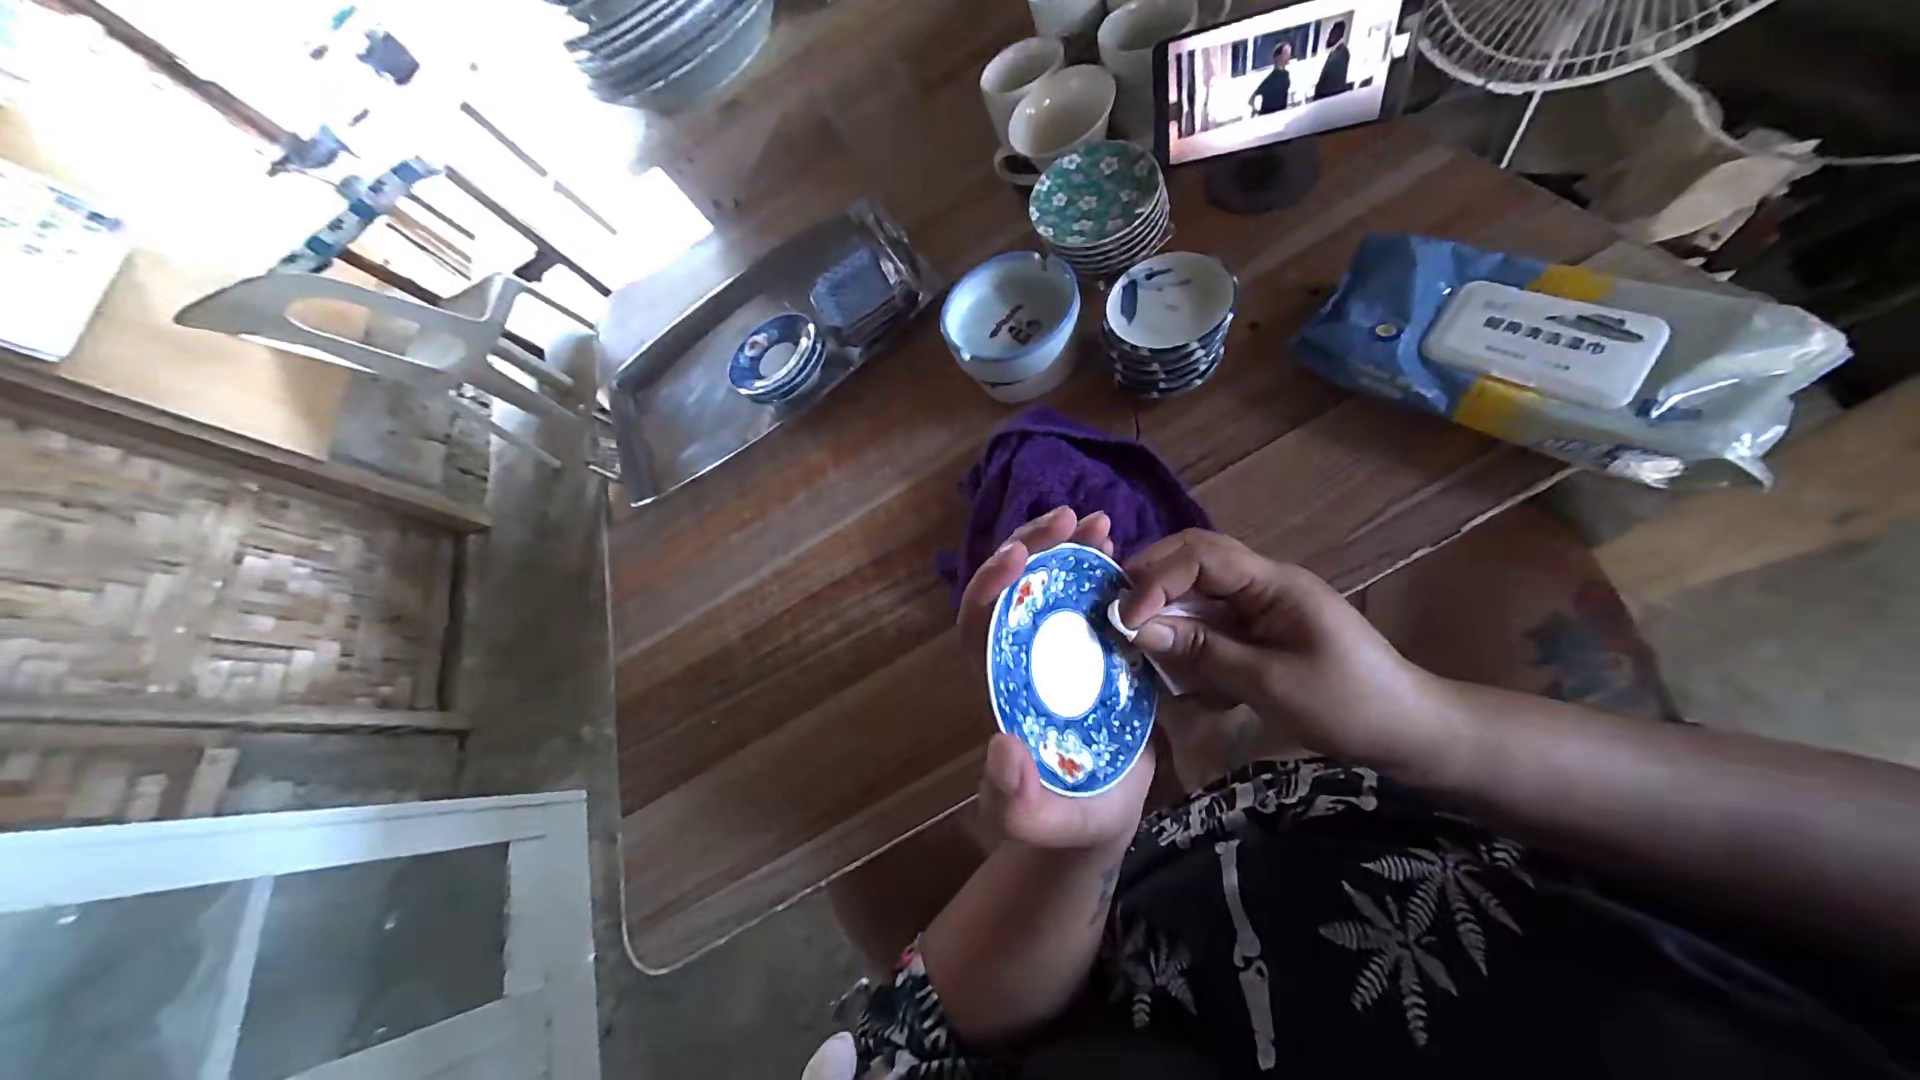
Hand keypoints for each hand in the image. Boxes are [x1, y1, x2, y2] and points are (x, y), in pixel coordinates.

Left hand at [958, 507, 1156, 851]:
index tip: (1018, 555)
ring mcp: (1058, 649)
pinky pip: (1091, 601)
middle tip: (1070, 518)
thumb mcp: (1038, 822)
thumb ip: (1013, 801)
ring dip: (1070, 549)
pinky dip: (1102, 572)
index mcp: (998, 682)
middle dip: (1034, 548)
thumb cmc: (1065, 819)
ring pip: (1053, 585)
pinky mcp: (1095, 650)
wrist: (1102, 818)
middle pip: (1015, 589)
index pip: (978, 622)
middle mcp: (1021, 655)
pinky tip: (1122, 553)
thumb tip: (1000, 743)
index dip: (990, 585)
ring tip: (1101, 525)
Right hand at [1118, 530, 1445, 768]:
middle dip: (1149, 578)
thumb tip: (1138, 628)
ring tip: (1129, 629)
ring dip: (1160, 603)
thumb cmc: (1348, 704)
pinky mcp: (1256, 627)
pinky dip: (1179, 628)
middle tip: (1112, 609)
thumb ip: (1203, 651)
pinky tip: (1164, 650)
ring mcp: (1258, 603)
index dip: (1155, 579)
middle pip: (1192, 558)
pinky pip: (1206, 615)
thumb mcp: (1271, 682)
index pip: (1200, 555)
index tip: (1125, 618)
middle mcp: (1261, 582)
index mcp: (1273, 583)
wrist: (1408, 731)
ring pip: (1195, 585)